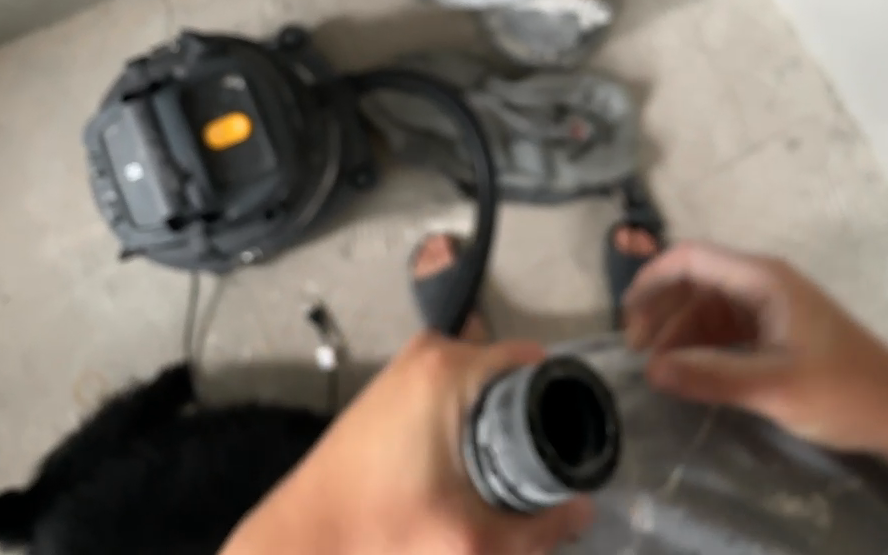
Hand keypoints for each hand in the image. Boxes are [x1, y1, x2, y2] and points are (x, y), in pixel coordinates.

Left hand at [222, 332, 592, 554]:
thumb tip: (584, 509)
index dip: (557, 396)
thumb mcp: (469, 540)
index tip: (569, 439)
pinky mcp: (393, 384)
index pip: (530, 359)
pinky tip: (463, 468)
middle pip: (505, 370)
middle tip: (532, 471)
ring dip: (493, 420)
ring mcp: (406, 364)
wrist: (303, 539)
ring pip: (477, 381)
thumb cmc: (381, 531)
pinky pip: (451, 389)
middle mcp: (429, 350)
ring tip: (498, 476)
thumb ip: (538, 529)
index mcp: (449, 368)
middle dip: (524, 415)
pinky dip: (466, 419)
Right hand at [623, 241, 887, 450]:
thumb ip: (711, 376)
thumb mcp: (774, 387)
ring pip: (706, 306)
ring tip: (657, 367)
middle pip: (695, 280)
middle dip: (661, 309)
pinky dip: (700, 344)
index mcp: (762, 278)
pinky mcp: (775, 330)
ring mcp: (768, 305)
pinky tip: (687, 370)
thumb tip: (652, 371)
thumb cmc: (844, 392)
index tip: (627, 314)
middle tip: (636, 349)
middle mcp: (761, 282)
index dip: (652, 278)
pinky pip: (724, 328)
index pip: (692, 258)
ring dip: (678, 331)